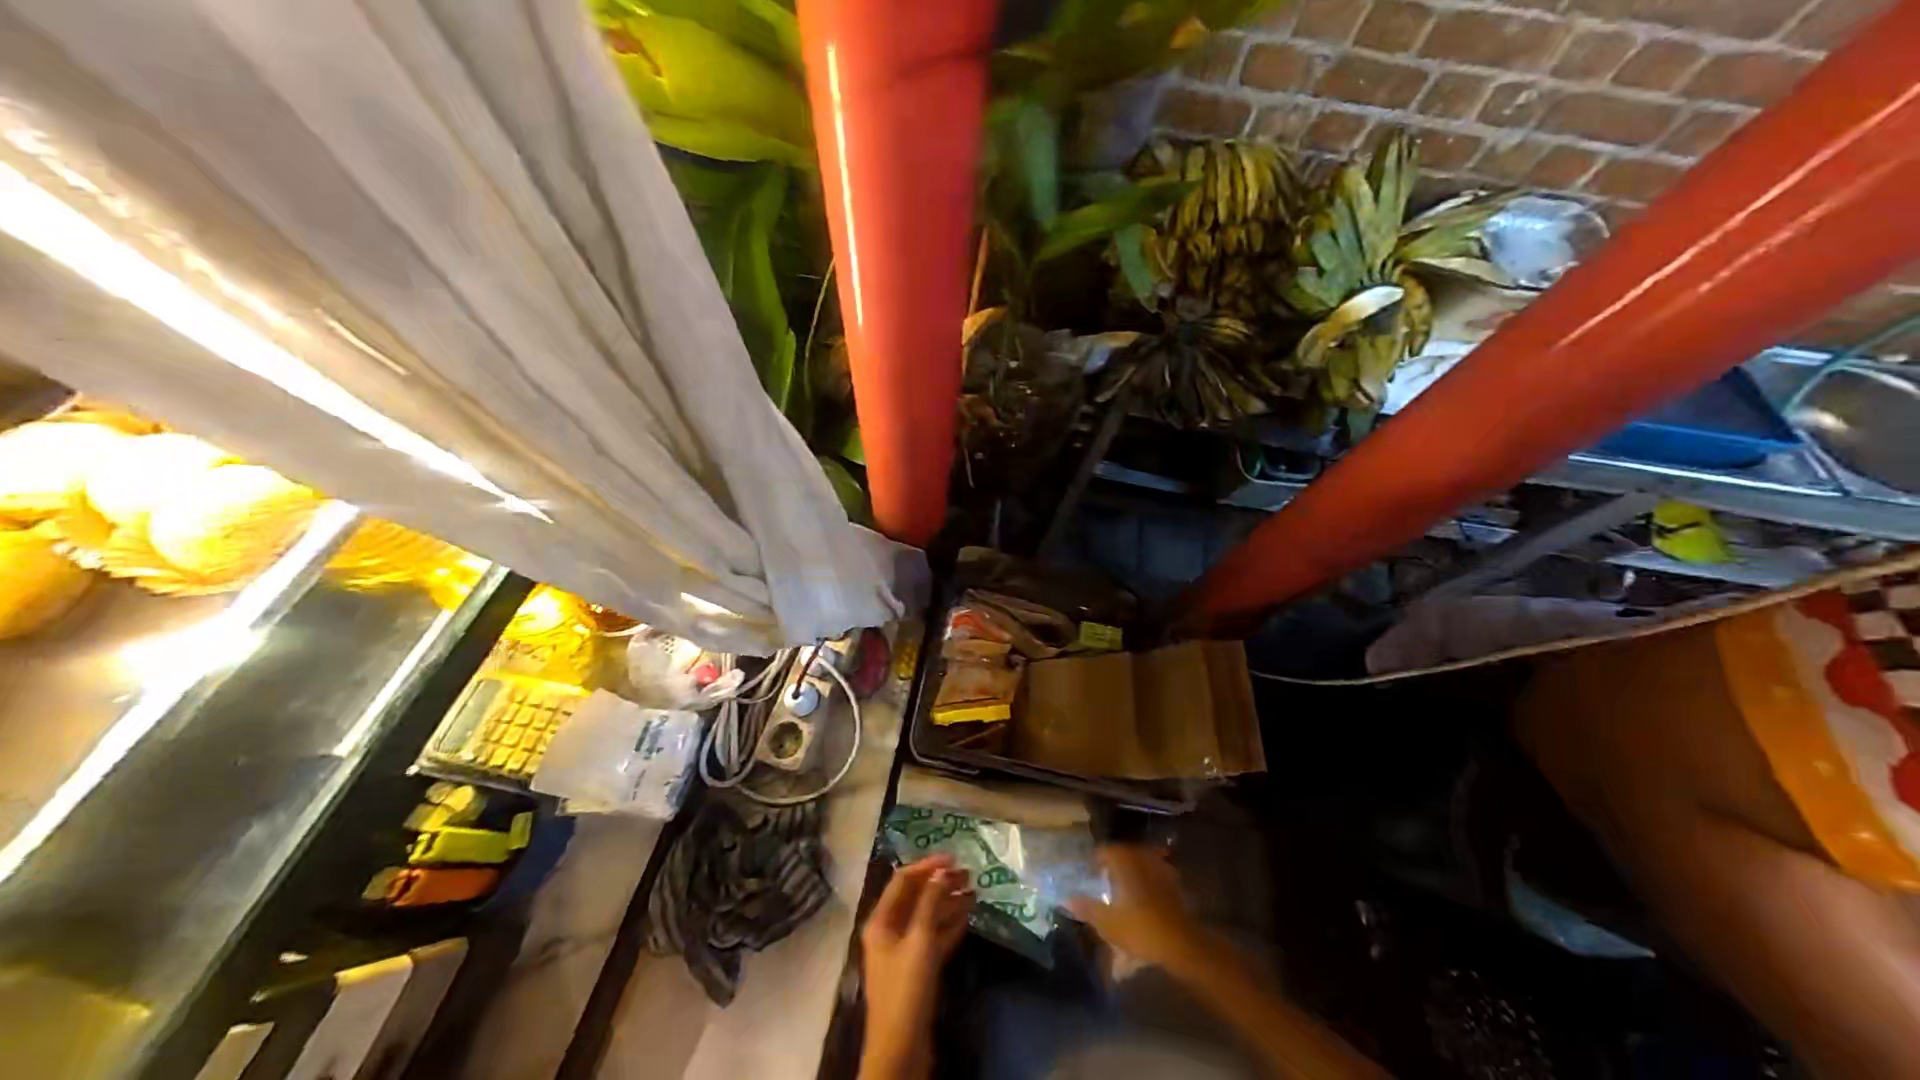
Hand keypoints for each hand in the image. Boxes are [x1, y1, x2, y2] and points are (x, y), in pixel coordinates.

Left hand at [859, 855, 974, 1079]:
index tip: (954, 857)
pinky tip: (968, 916)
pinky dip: (949, 926)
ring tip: (974, 891)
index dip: (928, 866)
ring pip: (928, 917)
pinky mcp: (918, 969)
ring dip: (949, 903)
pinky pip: (934, 938)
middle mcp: (890, 930)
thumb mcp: (919, 941)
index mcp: (881, 920)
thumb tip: (942, 870)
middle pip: (916, 897)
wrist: (902, 1050)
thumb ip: (930, 903)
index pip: (903, 880)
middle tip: (969, 874)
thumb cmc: (906, 990)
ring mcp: (904, 950)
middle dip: (941, 883)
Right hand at [1068, 844, 1215, 975]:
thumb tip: (1067, 899)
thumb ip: (1087, 908)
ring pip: (1142, 860)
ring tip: (1124, 884)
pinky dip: (1147, 877)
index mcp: (1126, 864)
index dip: (1097, 858)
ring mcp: (1162, 871)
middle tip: (1105, 876)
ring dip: (1132, 868)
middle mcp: (1144, 860)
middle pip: (1126, 852)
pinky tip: (1144, 894)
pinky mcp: (1175, 885)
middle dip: (1115, 861)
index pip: (1107, 850)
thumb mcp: (1108, 923)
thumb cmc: (1140, 930)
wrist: (1182, 944)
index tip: (1090, 870)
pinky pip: (1156, 872)